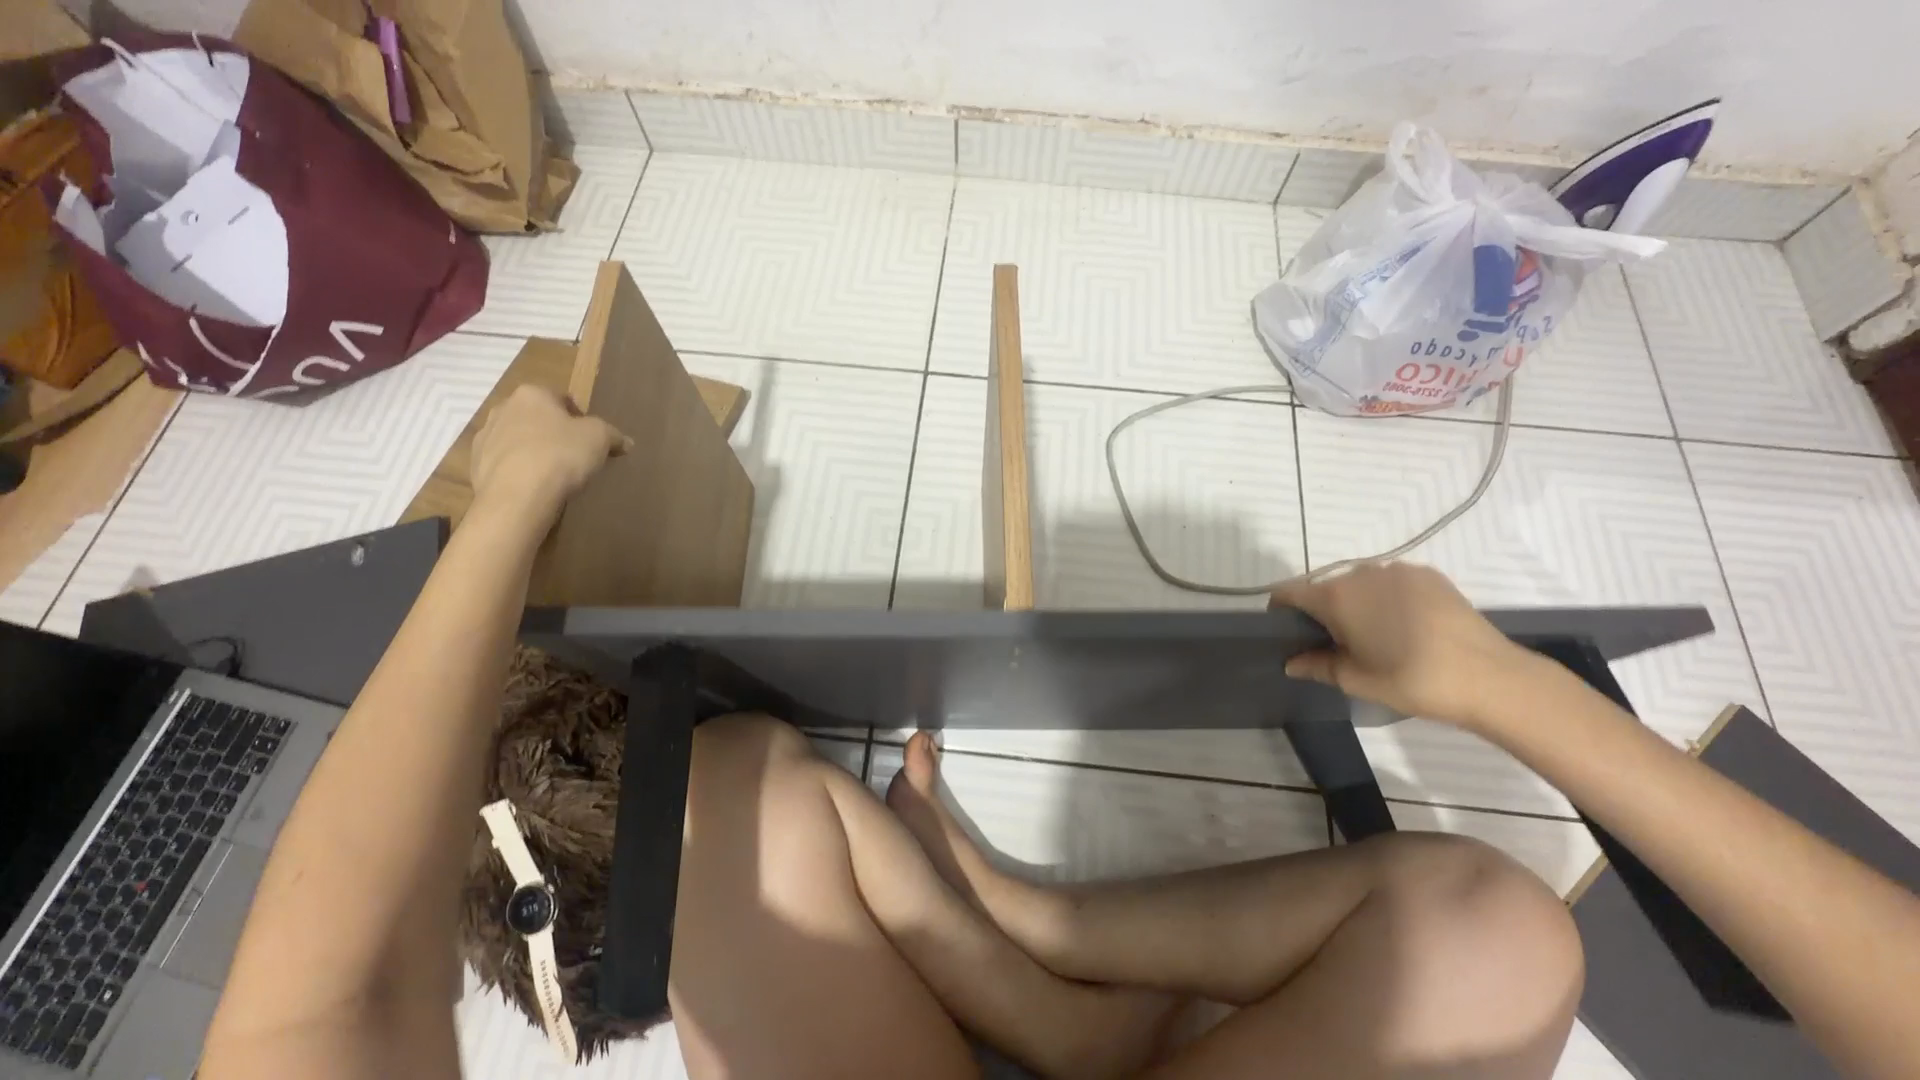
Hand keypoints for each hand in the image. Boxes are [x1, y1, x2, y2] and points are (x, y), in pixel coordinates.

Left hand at [470, 385, 629, 512]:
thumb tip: (625, 442)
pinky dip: (516, 470)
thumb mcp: (600, 439)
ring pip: (516, 439)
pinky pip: (503, 462)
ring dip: (531, 450)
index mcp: (532, 394)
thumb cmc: (560, 455)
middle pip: (535, 417)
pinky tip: (532, 487)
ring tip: (551, 474)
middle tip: (571, 455)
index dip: (579, 418)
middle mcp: (503, 408)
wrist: (517, 497)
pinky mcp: (475, 464)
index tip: (589, 439)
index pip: (561, 398)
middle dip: (551, 432)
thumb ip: (613, 435)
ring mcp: (485, 436)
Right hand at [1271, 562, 1534, 729]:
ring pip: (1360, 582)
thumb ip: (1317, 665)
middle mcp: (1362, 573)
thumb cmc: (1412, 680)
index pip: (1289, 592)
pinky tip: (1405, 627)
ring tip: (1375, 636)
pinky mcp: (1429, 575)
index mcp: (1336, 597)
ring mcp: (1398, 570)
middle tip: (1336, 644)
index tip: (1286, 634)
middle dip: (1323, 610)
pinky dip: (1388, 599)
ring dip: (1357, 603)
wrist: (1489, 676)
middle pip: (1326, 586)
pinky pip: (1392, 582)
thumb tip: (1292, 661)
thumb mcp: (1356, 680)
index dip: (1280, 611)